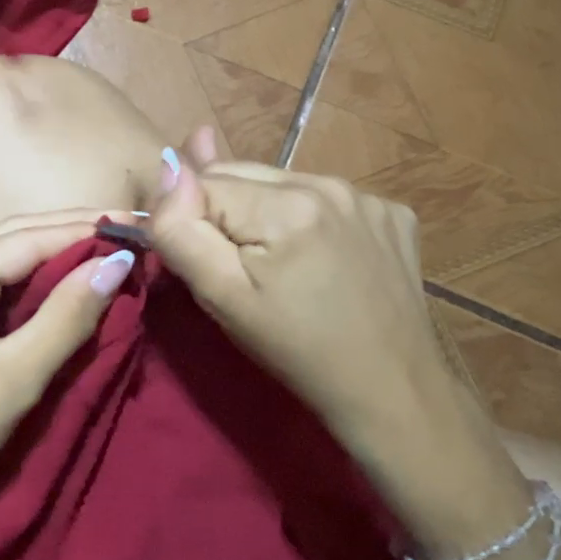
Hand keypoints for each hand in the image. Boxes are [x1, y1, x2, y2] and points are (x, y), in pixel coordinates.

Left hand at [0, 210, 136, 523]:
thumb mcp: (16, 377)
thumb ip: (66, 317)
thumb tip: (115, 265)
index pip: (27, 238)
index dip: (83, 230)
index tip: (136, 227)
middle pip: (11, 234)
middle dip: (69, 228)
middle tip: (126, 228)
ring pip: (0, 252)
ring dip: (50, 244)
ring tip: (101, 244)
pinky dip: (30, 269)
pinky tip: (58, 275)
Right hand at [148, 131, 451, 440]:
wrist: (390, 390)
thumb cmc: (295, 350)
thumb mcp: (222, 299)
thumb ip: (181, 230)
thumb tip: (168, 168)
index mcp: (285, 204)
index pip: (204, 181)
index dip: (194, 222)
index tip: (212, 266)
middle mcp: (329, 182)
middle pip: (243, 173)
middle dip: (228, 212)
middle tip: (243, 271)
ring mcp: (367, 196)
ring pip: (281, 183)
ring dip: (266, 214)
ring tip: (283, 268)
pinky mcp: (392, 212)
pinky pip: (325, 199)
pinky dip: (312, 222)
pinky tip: (323, 262)